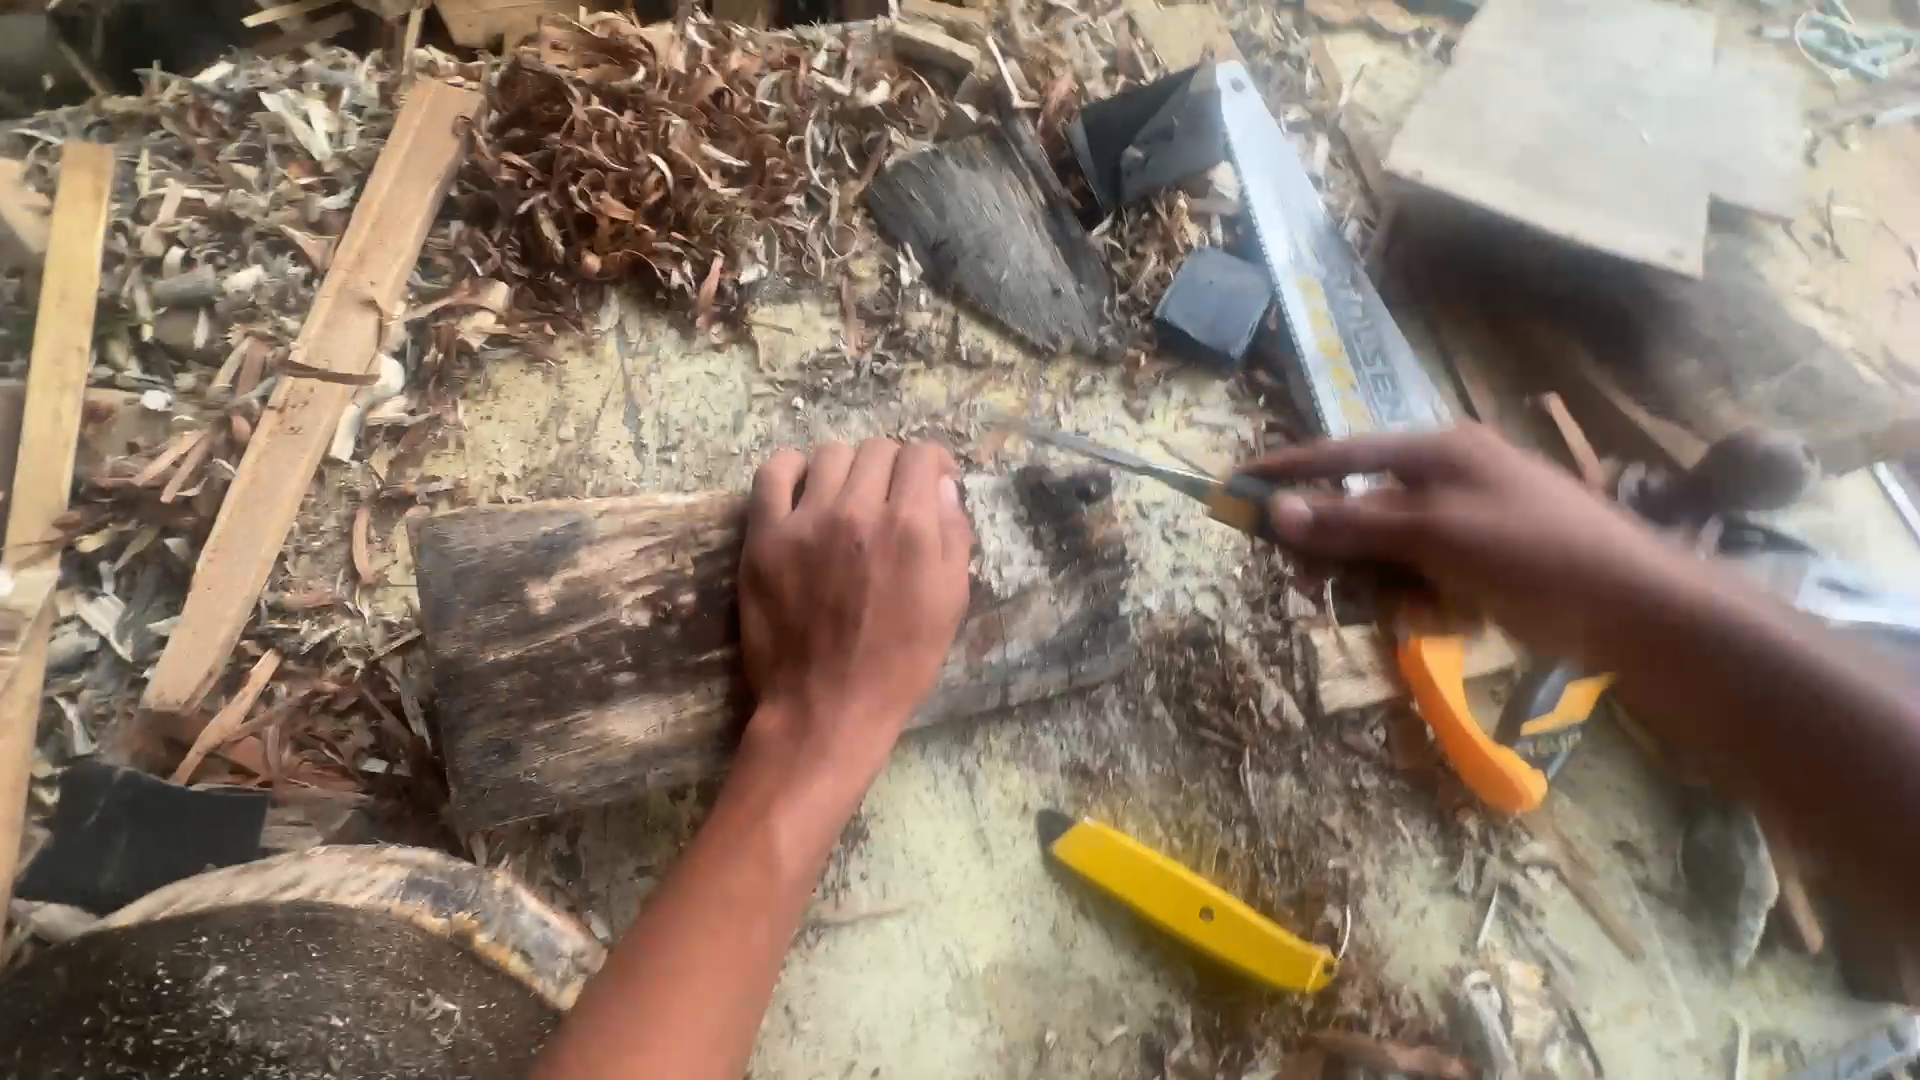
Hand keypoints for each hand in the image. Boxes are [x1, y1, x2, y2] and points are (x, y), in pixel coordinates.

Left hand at [738, 439, 973, 786]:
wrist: (828, 706)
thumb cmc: (900, 661)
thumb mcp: (951, 602)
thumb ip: (954, 535)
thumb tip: (942, 485)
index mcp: (909, 527)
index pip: (921, 455)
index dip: (933, 463)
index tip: (932, 482)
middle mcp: (858, 511)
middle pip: (878, 450)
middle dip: (894, 467)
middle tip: (892, 497)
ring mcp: (806, 521)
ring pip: (831, 454)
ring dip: (849, 469)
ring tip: (849, 497)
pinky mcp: (765, 537)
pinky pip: (774, 473)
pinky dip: (793, 469)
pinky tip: (804, 488)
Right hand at [1242, 425, 1696, 661]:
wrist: (1637, 610)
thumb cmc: (1532, 554)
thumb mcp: (1432, 535)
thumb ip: (1349, 523)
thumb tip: (1274, 512)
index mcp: (1435, 452)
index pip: (1339, 455)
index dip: (1285, 471)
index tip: (1235, 483)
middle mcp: (1441, 477)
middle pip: (1354, 506)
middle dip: (1330, 545)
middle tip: (1308, 584)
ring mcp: (1458, 518)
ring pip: (1378, 545)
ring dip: (1369, 577)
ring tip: (1386, 607)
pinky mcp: (1472, 557)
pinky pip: (1411, 570)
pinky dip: (1405, 593)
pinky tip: (1425, 613)